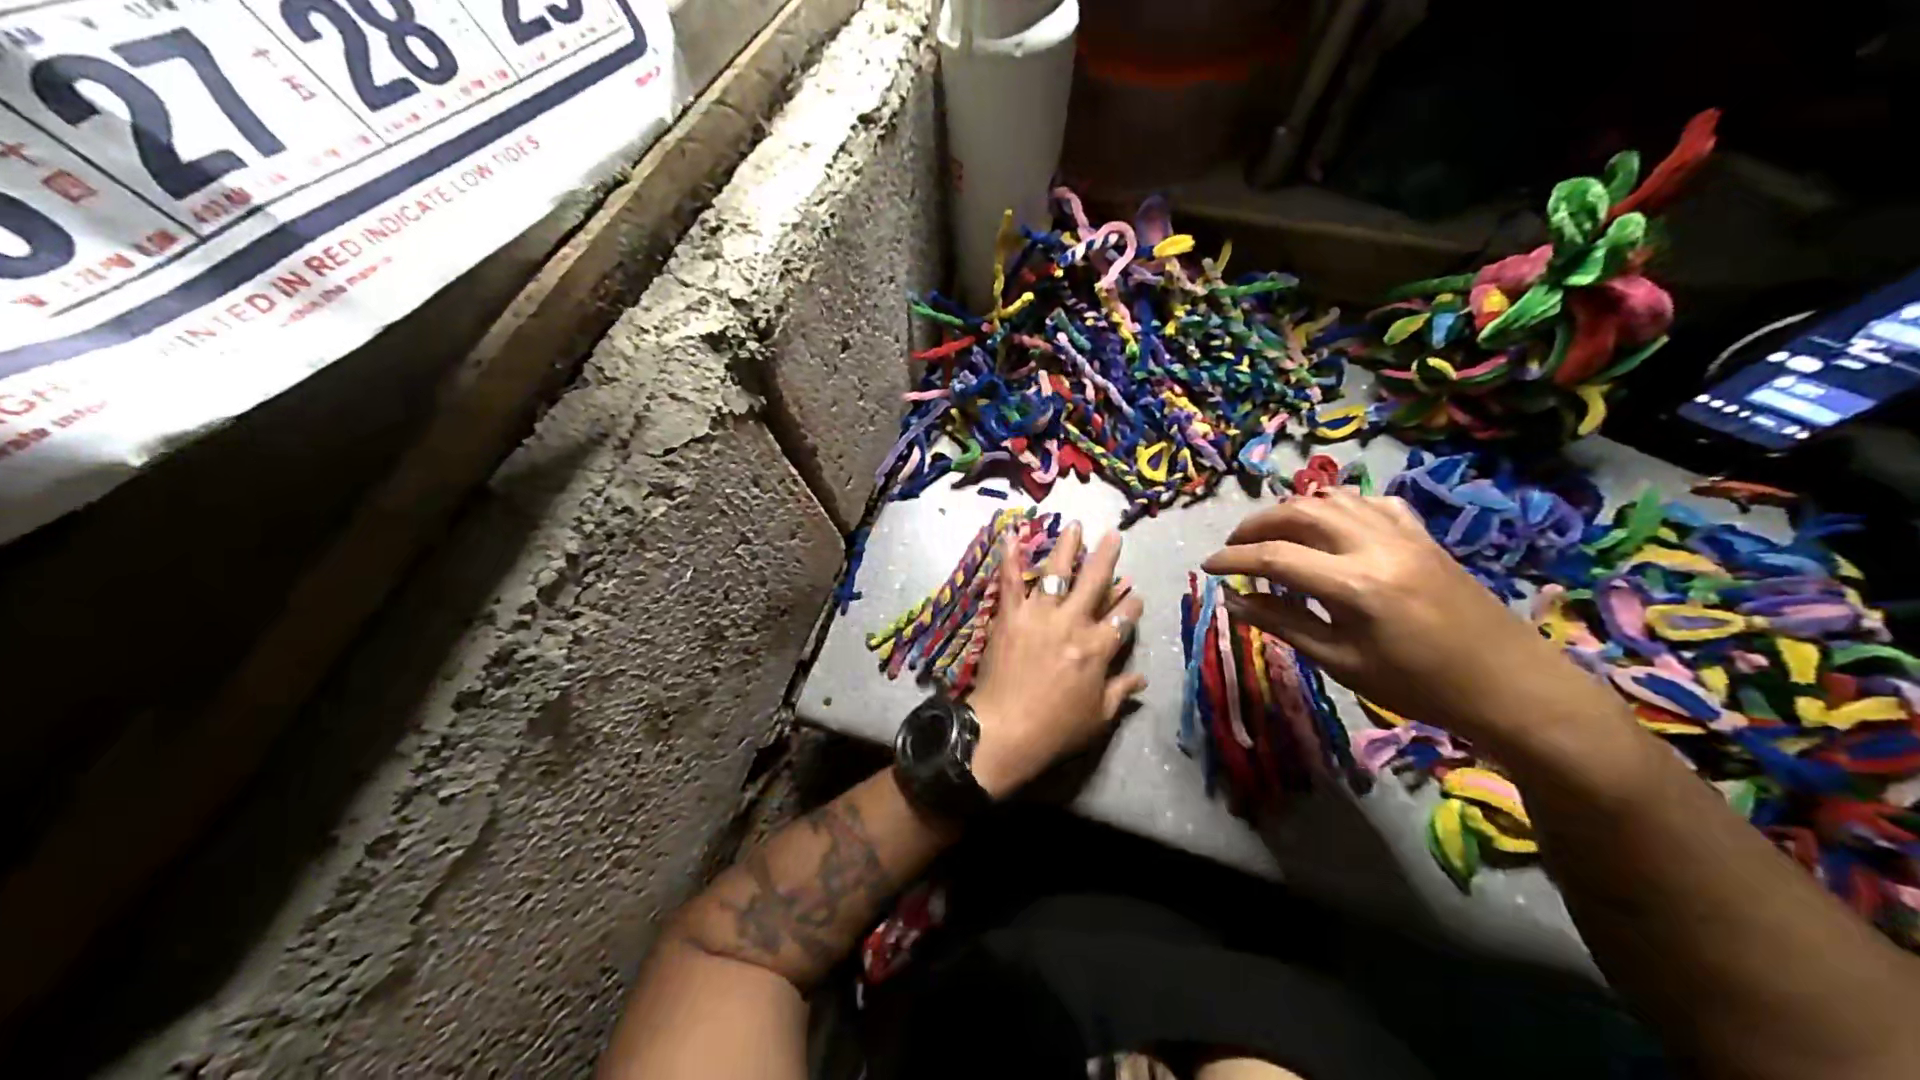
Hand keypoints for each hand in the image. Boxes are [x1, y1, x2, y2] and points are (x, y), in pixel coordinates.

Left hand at [965, 521, 1147, 796]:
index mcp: (1098, 648)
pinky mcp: (1009, 616)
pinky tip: (1013, 536)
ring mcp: (1039, 615)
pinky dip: (1011, 558)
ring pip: (1056, 572)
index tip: (1135, 592)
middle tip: (1113, 534)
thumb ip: (1120, 691)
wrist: (1005, 731)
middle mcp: (1072, 623)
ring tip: (1074, 525)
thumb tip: (1141, 679)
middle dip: (1107, 557)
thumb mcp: (1098, 716)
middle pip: (1095, 582)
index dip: (1131, 603)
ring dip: (1067, 546)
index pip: (1123, 617)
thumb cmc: (1056, 729)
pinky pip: (1010, 582)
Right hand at [1201, 490, 1612, 750]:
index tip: (1206, 568)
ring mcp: (1403, 534)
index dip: (1232, 559)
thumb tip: (1233, 600)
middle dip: (1254, 526)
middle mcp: (1375, 546)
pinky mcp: (1423, 535)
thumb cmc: (1417, 685)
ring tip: (1271, 534)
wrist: (1507, 685)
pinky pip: (1370, 503)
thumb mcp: (1341, 662)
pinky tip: (1327, 525)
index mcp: (1353, 586)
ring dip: (1292, 511)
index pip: (1273, 556)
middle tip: (1233, 548)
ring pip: (1332, 499)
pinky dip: (1337, 506)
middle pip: (1297, 514)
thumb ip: (1283, 623)